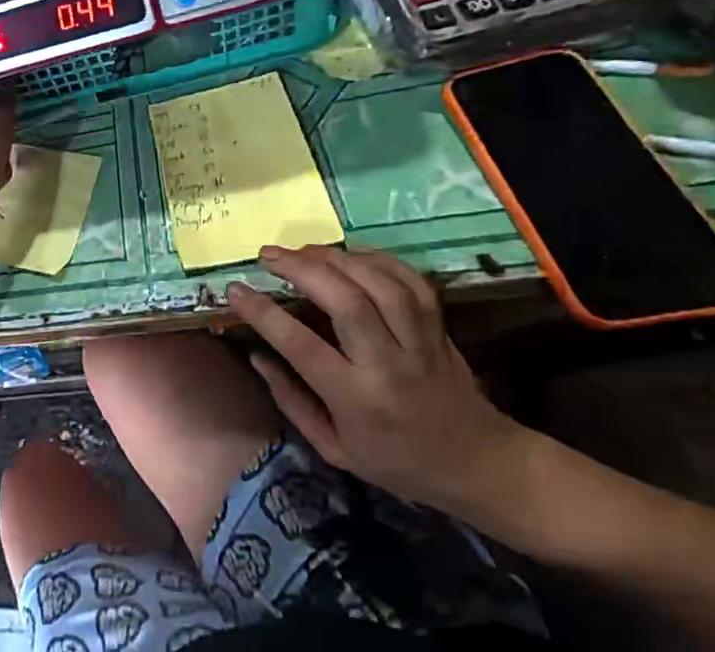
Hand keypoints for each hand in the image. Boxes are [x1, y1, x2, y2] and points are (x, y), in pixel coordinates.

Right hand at [227, 245, 531, 514]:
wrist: (479, 464)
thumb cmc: (396, 462)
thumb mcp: (335, 449)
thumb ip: (292, 402)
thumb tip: (256, 356)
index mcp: (357, 400)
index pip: (303, 346)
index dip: (264, 313)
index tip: (235, 289)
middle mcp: (388, 365)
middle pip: (346, 301)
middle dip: (301, 269)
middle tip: (267, 255)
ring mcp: (419, 342)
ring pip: (379, 284)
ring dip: (335, 257)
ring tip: (302, 249)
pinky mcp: (438, 327)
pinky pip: (409, 280)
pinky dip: (376, 259)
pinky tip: (349, 254)